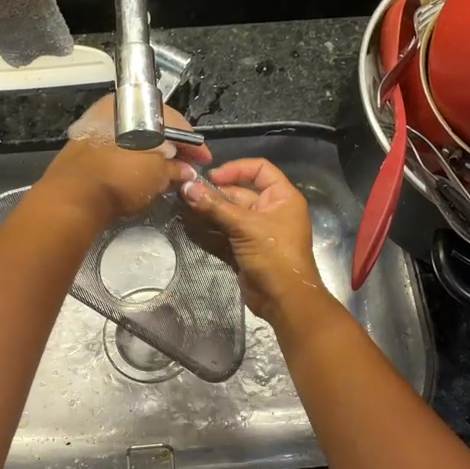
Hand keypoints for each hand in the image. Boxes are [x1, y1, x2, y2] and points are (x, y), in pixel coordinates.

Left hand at [35, 94, 212, 227]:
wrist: (73, 197)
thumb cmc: (120, 177)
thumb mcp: (157, 174)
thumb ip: (176, 169)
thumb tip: (186, 171)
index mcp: (133, 106)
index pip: (174, 120)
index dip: (193, 143)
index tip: (204, 160)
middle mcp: (113, 110)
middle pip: (153, 128)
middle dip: (172, 148)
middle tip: (187, 167)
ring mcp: (96, 127)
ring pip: (134, 139)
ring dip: (153, 154)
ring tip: (167, 174)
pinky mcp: (84, 147)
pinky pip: (118, 149)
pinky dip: (134, 159)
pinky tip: (142, 175)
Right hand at [180, 158, 328, 320]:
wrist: (284, 299)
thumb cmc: (274, 255)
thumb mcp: (245, 226)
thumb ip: (215, 206)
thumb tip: (186, 187)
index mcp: (282, 197)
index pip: (260, 169)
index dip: (236, 169)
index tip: (211, 177)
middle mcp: (272, 210)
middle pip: (241, 192)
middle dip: (215, 193)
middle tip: (187, 194)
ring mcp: (259, 230)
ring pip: (231, 213)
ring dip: (210, 211)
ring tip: (185, 207)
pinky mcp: (246, 248)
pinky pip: (226, 232)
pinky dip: (211, 229)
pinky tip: (191, 225)